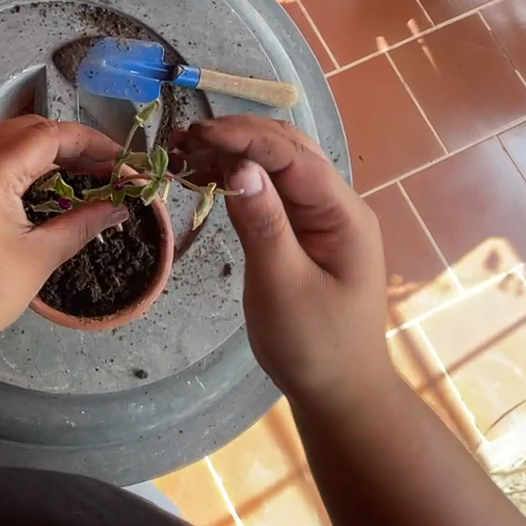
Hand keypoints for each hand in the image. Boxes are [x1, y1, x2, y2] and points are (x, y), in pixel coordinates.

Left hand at [0, 115, 128, 350]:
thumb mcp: (38, 257)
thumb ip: (82, 223)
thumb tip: (119, 207)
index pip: (50, 135)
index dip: (92, 143)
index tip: (123, 162)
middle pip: (30, 129)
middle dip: (73, 144)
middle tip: (108, 170)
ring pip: (9, 139)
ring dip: (48, 151)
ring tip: (85, 176)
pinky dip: (23, 162)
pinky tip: (47, 184)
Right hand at [176, 116, 392, 411]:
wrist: (339, 391)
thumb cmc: (313, 344)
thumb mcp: (283, 286)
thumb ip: (263, 224)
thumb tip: (238, 166)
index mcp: (342, 214)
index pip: (292, 156)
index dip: (244, 138)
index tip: (196, 134)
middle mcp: (335, 205)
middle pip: (287, 149)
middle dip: (236, 136)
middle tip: (183, 139)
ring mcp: (320, 216)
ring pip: (277, 164)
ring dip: (234, 152)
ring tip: (186, 151)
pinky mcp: (302, 229)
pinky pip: (270, 189)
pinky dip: (237, 176)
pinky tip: (207, 176)